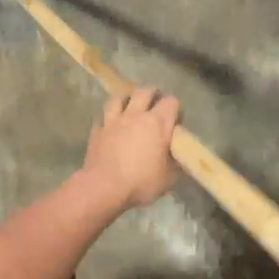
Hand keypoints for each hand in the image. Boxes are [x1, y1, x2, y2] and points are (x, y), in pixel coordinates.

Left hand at [81, 86, 182, 207]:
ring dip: (127, 99)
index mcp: (157, 123)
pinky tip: (111, 127)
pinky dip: (109, 120)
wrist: (104, 187)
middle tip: (155, 102)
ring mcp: (113, 121)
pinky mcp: (97, 131)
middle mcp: (135, 115)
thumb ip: (176, 163)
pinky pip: (103, 118)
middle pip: (144, 91)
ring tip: (130, 105)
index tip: (176, 121)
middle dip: (152, 93)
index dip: (176, 109)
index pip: (171, 102)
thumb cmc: (141, 181)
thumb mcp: (169, 178)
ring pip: (119, 98)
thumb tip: (180, 158)